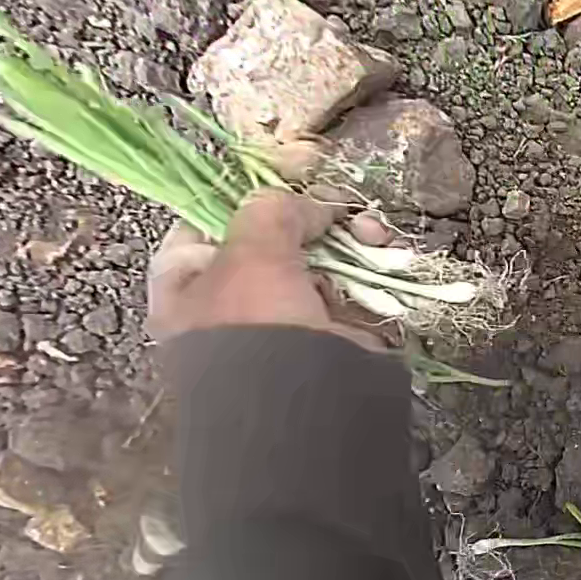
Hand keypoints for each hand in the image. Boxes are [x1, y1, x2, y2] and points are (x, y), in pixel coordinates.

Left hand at [146, 189, 374, 346]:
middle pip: (283, 239)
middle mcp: (242, 299)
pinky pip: (361, 289)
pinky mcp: (345, 330)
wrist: (307, 399)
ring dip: (356, 240)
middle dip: (318, 219)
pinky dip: (377, 270)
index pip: (214, 223)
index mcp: (192, 282)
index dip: (252, 197)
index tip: (290, 180)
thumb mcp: (250, 255)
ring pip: (329, 261)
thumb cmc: (257, 325)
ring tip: (373, 232)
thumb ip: (273, 212)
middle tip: (344, 207)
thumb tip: (311, 202)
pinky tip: (387, 255)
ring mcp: (298, 316)